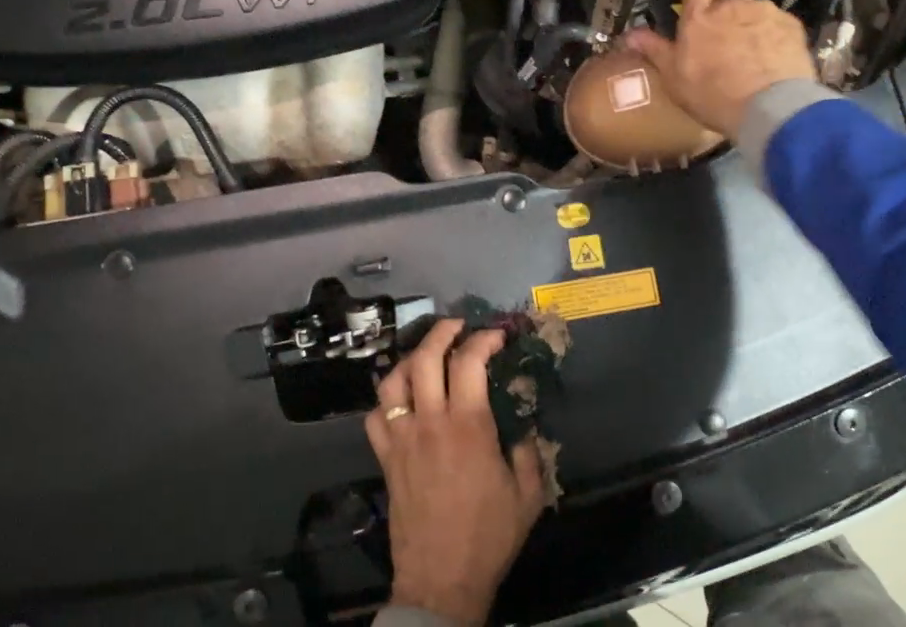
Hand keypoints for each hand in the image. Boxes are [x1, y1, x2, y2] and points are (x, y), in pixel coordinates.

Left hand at [366, 319, 547, 625]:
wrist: (441, 579)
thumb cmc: (488, 536)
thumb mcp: (528, 495)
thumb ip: (530, 452)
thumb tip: (526, 425)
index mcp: (468, 426)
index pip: (469, 361)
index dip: (484, 339)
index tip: (498, 335)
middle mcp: (430, 423)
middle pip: (424, 358)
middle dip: (442, 332)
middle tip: (458, 325)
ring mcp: (402, 439)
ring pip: (392, 380)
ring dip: (409, 357)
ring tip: (427, 353)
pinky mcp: (385, 458)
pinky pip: (375, 415)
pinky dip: (386, 398)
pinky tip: (401, 398)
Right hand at [624, 0, 817, 134]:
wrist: (769, 108)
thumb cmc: (713, 94)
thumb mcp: (674, 78)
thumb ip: (655, 51)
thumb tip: (629, 34)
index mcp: (700, 17)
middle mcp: (733, 6)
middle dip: (730, 13)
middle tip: (727, 42)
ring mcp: (765, 14)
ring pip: (758, 11)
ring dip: (754, 26)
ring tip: (755, 57)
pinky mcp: (792, 27)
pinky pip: (781, 26)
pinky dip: (776, 38)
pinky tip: (774, 63)